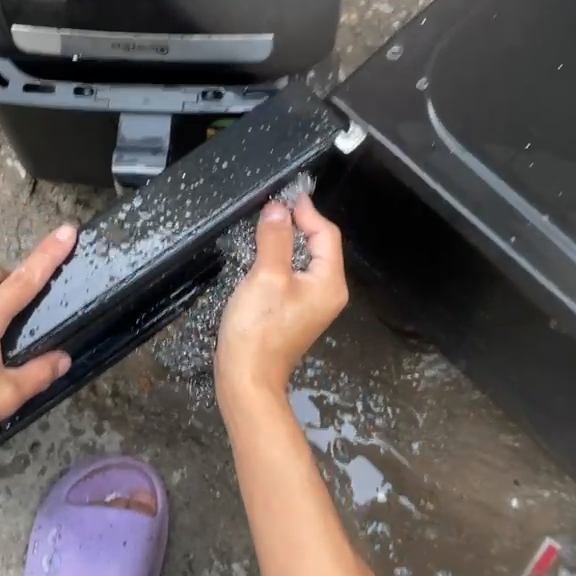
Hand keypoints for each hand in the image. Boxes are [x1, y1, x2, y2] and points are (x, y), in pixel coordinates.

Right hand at [216, 194, 347, 404]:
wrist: (246, 378)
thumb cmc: (258, 330)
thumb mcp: (265, 277)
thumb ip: (274, 239)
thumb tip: (278, 208)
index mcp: (328, 283)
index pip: (326, 235)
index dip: (307, 212)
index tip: (284, 196)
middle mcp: (327, 293)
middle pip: (320, 246)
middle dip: (298, 224)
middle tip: (273, 208)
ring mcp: (312, 304)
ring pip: (305, 261)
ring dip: (288, 241)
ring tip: (266, 225)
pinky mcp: (295, 312)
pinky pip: (294, 276)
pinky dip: (281, 260)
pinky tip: (263, 255)